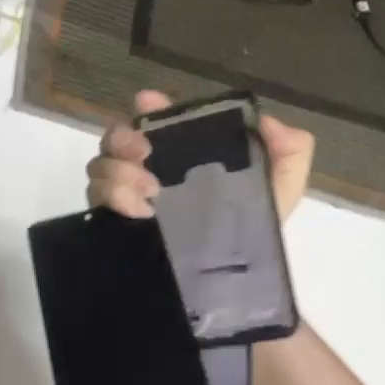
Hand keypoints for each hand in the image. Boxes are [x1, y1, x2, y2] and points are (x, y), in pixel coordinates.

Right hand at [86, 89, 314, 221]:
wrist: (234, 280)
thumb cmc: (255, 229)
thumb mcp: (284, 185)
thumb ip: (289, 148)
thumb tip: (263, 121)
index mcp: (183, 153)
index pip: (154, 119)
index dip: (148, 108)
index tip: (149, 104)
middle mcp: (148, 169)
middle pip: (114, 138)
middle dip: (123, 139)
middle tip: (145, 155)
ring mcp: (126, 197)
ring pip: (100, 168)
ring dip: (119, 174)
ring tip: (149, 196)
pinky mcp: (113, 224)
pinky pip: (95, 201)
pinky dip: (112, 201)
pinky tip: (138, 214)